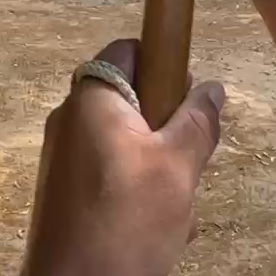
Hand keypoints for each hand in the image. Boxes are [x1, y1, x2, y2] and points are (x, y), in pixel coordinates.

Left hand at [15, 39, 224, 275]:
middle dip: (165, 125)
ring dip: (155, 163)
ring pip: (123, 138)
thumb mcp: (177, 168)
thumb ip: (197, 123)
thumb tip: (212, 88)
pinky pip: (108, 169)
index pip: (129, 49)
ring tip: (176, 201)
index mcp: (91, 96)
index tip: (185, 99)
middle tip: (186, 158)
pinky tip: (156, 225)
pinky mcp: (63, 190)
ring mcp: (62, 155)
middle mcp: (70, 116)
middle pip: (129, 96)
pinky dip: (134, 186)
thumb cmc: (125, 221)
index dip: (163, 64)